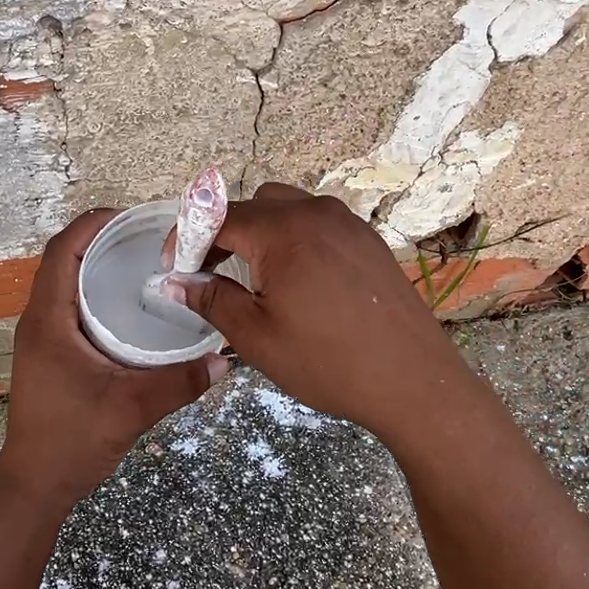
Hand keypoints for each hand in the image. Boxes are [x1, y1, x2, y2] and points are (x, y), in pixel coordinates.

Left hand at [0, 209, 229, 506]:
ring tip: (142, 263)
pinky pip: (68, 306)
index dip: (93, 224)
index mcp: (47, 320)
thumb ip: (178, 383)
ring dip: (96, 266)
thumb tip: (224, 359)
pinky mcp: (47, 353)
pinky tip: (128, 308)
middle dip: (101, 240)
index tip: (132, 216)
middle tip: (148, 238)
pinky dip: (94, 293)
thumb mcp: (131, 408)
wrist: (35, 483)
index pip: (63, 251)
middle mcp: (38, 320)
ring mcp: (40, 338)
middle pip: (64, 260)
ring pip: (64, 283)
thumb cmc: (72, 440)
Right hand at [161, 182, 474, 447]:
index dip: (187, 238)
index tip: (173, 269)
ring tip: (248, 274)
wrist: (416, 384)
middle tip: (207, 271)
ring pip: (286, 207)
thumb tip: (173, 282)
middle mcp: (315, 213)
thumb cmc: (328, 362)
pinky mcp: (368, 240)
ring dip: (257, 231)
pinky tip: (293, 278)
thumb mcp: (256, 336)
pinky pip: (316, 223)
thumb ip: (211, 299)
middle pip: (252, 204)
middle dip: (221, 231)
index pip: (217, 216)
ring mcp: (347, 223)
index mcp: (283, 231)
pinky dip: (290, 238)